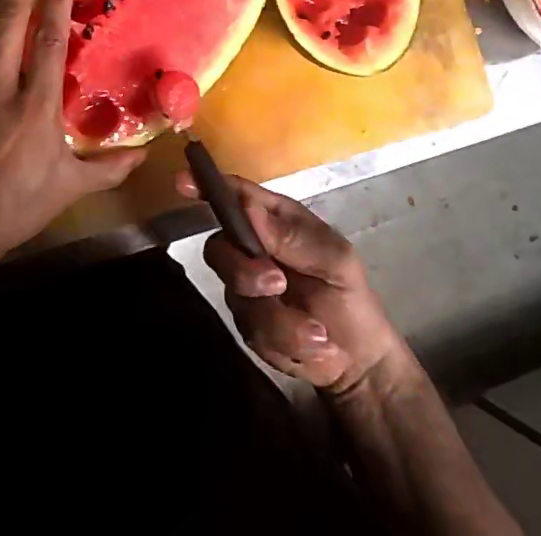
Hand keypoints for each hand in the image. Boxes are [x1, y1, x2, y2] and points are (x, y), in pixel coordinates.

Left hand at [0, 0, 144, 274]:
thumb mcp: (69, 188)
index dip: (55, 3)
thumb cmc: (15, 205)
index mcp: (34, 107)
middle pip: (7, 25)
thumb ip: (109, 168)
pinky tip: (9, 34)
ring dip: (6, 4)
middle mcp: (2, 89)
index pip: (47, 43)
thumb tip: (142, 154)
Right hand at [178, 170, 403, 394]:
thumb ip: (294, 236)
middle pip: (219, 247)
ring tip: (318, 333)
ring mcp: (244, 286)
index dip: (207, 186)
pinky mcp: (246, 323)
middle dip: (245, 271)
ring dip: (280, 317)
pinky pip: (252, 329)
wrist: (358, 358)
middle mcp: (252, 247)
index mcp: (275, 220)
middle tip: (277, 284)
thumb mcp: (336, 260)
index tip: (182, 181)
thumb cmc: (349, 294)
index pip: (235, 195)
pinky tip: (314, 343)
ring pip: (236, 293)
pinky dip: (287, 339)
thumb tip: (248, 207)